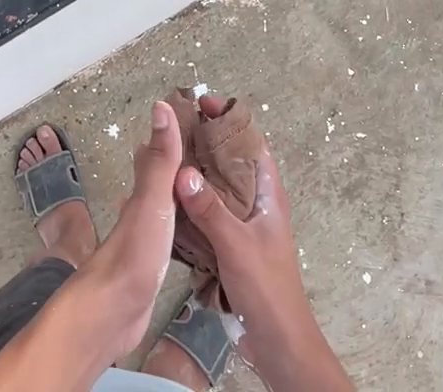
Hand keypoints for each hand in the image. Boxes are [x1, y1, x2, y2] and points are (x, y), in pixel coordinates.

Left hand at [67, 100, 183, 358]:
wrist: (112, 312)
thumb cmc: (133, 252)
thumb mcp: (152, 200)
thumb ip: (161, 159)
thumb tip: (161, 105)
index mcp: (142, 193)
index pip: (157, 155)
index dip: (174, 139)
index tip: (196, 123)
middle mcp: (141, 211)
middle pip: (161, 181)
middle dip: (181, 168)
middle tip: (209, 158)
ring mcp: (145, 241)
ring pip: (166, 210)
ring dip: (181, 197)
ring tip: (205, 190)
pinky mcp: (152, 269)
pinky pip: (171, 239)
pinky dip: (182, 229)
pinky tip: (192, 234)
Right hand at [175, 138, 352, 390]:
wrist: (280, 341)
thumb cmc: (268, 288)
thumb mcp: (237, 246)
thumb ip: (210, 210)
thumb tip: (182, 170)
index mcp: (267, 192)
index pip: (250, 140)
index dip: (229, 117)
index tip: (199, 102)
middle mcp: (256, 201)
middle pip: (230, 159)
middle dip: (204, 140)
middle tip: (171, 127)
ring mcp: (244, 222)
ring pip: (217, 184)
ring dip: (195, 169)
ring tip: (162, 156)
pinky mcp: (231, 243)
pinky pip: (208, 210)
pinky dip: (189, 200)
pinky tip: (165, 200)